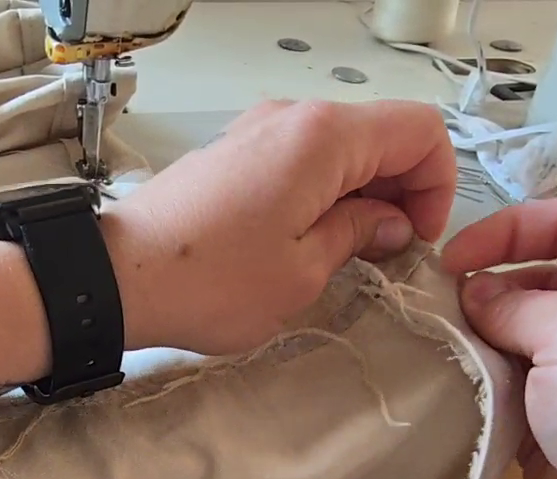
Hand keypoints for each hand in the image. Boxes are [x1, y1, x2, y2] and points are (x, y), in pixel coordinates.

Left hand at [104, 99, 455, 354]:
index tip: (420, 237)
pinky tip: (304, 240)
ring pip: (335, 151)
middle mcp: (290, 118)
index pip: (418, 132)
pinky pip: (295, 163)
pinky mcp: (229, 156)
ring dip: (356, 195)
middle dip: (398, 191)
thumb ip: (357, 235)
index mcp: (324, 136)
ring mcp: (254, 132)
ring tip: (343, 253)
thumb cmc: (207, 282)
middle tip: (386, 251)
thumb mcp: (302, 274)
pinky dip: (316, 194)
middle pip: (378, 135)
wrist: (120, 279)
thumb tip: (388, 222)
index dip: (436, 184)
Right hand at [440, 197, 556, 478]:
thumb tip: (473, 295)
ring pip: (521, 338)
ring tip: (433, 348)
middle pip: (543, 279)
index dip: (508, 229)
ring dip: (479, 342)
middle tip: (433, 311)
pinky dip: (482, 386)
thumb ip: (516, 302)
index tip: (448, 259)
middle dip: (488, 289)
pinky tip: (448, 387)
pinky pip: (513, 390)